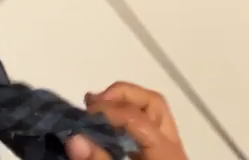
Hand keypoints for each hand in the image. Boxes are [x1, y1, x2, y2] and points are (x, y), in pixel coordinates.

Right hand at [68, 82, 188, 159]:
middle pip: (152, 102)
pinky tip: (110, 129)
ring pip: (153, 111)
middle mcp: (174, 147)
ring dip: (123, 105)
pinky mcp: (166, 156)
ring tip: (97, 111)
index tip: (84, 115)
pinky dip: (128, 121)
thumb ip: (100, 159)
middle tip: (93, 105)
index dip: (108, 109)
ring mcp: (173, 151)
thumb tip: (74, 137)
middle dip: (119, 95)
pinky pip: (149, 128)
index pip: (137, 115)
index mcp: (167, 152)